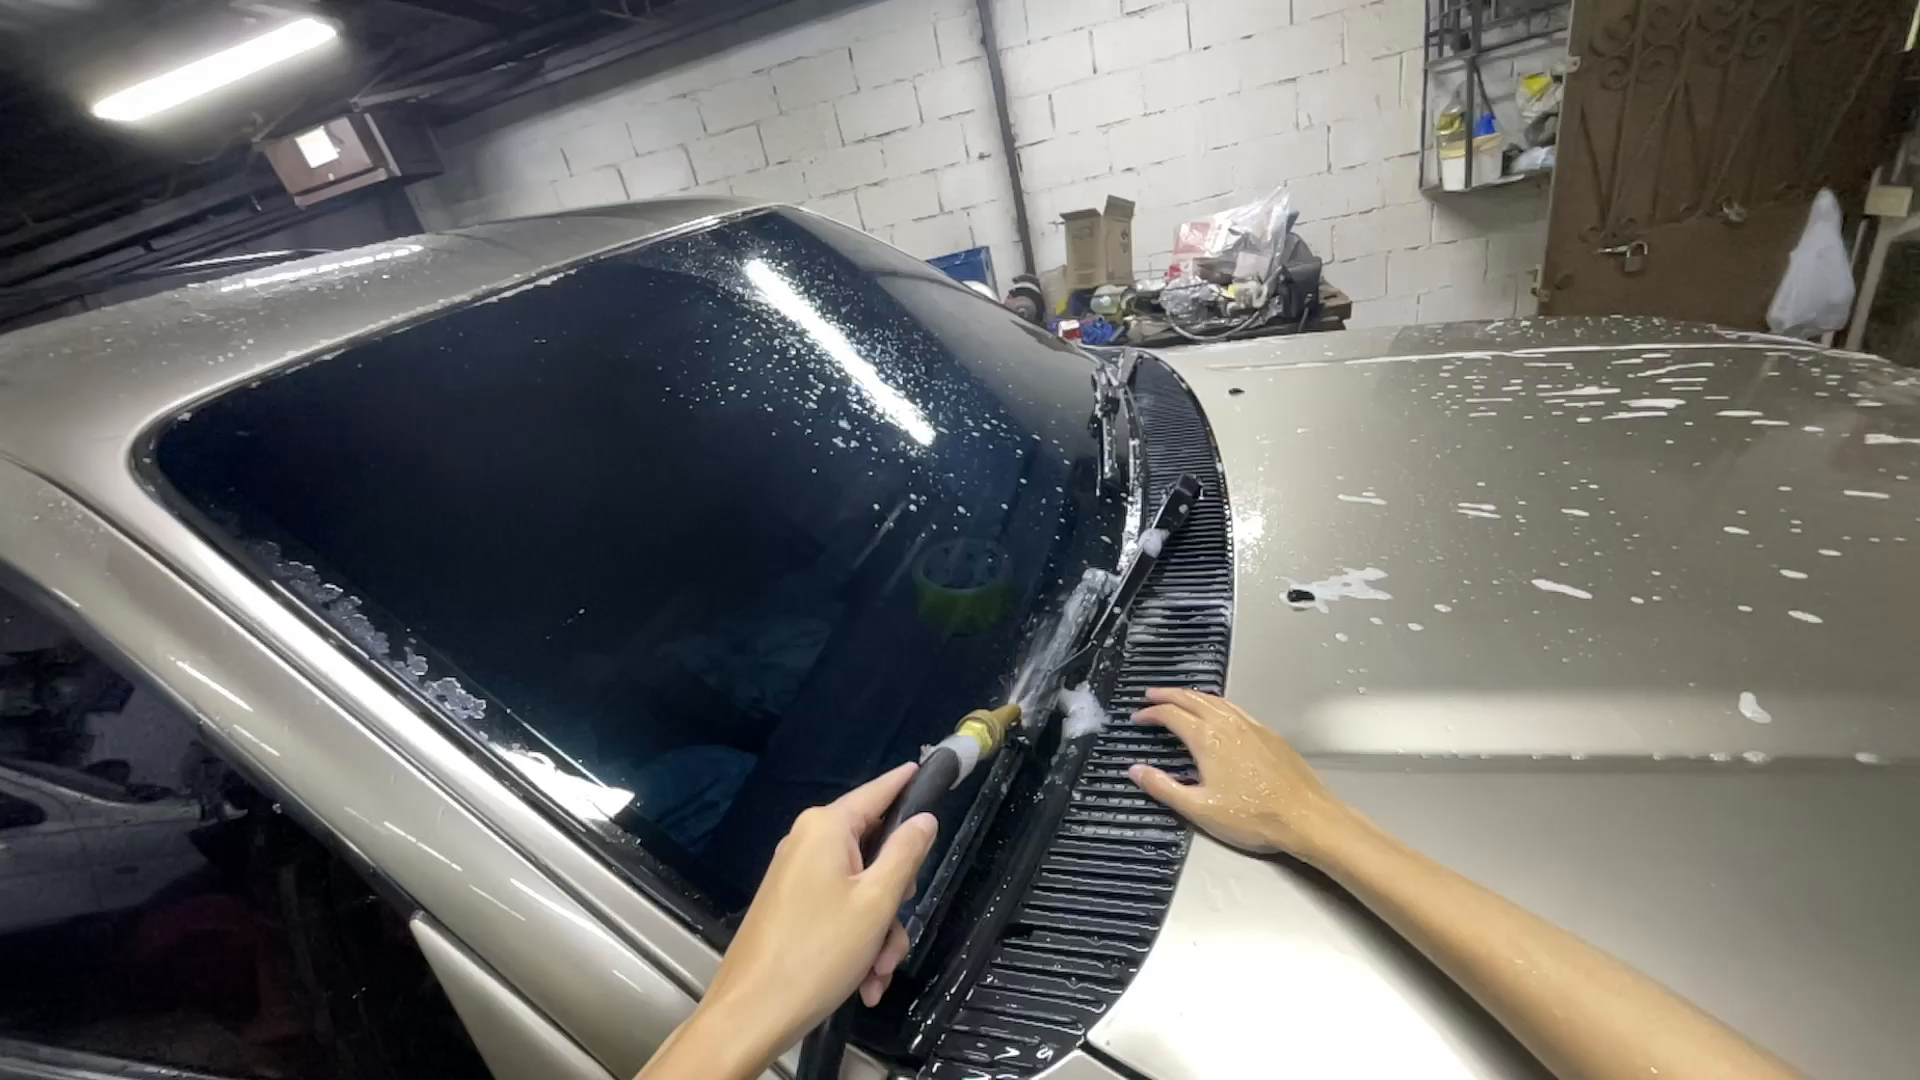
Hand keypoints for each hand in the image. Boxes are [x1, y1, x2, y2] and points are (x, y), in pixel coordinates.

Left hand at [700, 763, 937, 1058]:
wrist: (747, 1017)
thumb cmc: (817, 953)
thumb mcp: (876, 902)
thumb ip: (906, 854)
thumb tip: (924, 819)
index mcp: (826, 827)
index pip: (878, 791)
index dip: (907, 782)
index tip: (929, 768)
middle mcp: (807, 841)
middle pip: (873, 850)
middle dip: (894, 898)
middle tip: (897, 934)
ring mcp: (796, 874)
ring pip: (859, 888)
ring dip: (878, 931)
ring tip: (877, 974)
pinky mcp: (789, 904)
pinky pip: (837, 908)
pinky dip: (856, 940)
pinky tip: (862, 980)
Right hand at [1128, 688, 1352, 863]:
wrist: (1307, 818)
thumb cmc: (1254, 817)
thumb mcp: (1199, 809)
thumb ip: (1164, 788)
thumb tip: (1136, 771)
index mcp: (1206, 739)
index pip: (1170, 714)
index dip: (1150, 713)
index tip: (1138, 717)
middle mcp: (1227, 724)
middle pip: (1191, 698)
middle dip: (1167, 694)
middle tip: (1151, 695)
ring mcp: (1250, 726)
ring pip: (1214, 699)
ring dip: (1191, 695)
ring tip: (1178, 697)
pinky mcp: (1268, 733)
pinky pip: (1234, 707)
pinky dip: (1215, 702)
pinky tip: (1217, 711)